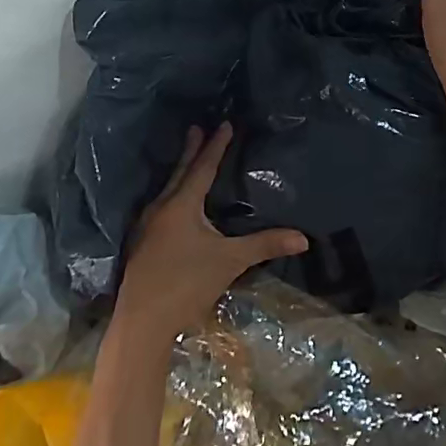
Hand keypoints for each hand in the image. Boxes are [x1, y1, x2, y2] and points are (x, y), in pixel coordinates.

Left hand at [115, 123, 307, 339]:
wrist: (142, 321)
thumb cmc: (186, 283)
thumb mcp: (230, 261)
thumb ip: (264, 246)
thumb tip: (303, 238)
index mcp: (181, 206)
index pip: (203, 168)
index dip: (216, 146)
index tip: (224, 124)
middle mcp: (161, 209)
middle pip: (180, 173)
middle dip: (192, 151)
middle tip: (197, 128)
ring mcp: (148, 227)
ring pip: (168, 189)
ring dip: (181, 171)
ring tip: (189, 160)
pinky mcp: (144, 244)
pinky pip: (161, 206)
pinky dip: (173, 193)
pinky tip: (176, 203)